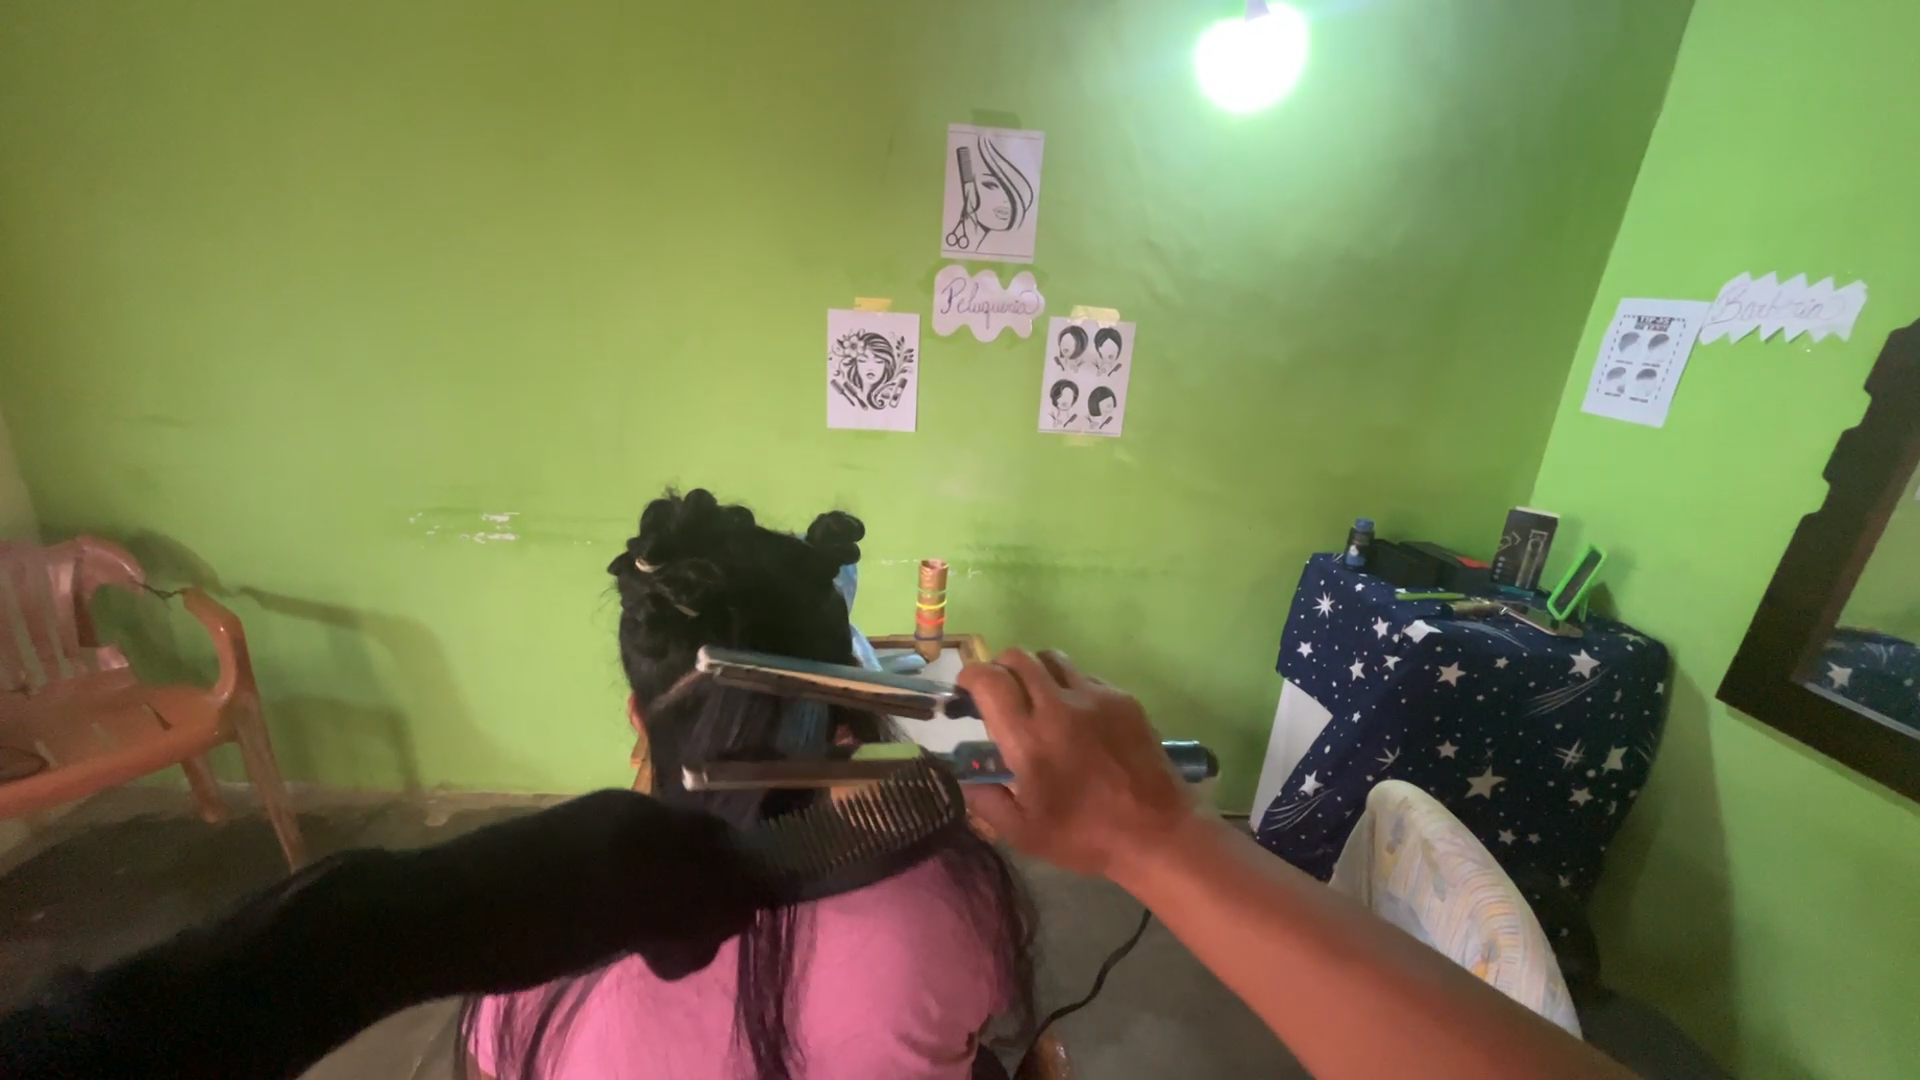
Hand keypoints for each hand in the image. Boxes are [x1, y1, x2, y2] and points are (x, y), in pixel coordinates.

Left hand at [410, 789, 767, 987]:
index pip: (722, 847)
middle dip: (707, 895)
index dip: (737, 888)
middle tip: (686, 948)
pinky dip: (643, 892)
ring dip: (674, 899)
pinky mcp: (574, 834)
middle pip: (699, 847)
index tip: (729, 933)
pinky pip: (633, 857)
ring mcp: (602, 819)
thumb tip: (739, 910)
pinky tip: (620, 928)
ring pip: (666, 856)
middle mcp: (634, 810)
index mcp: (650, 822)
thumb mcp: (624, 926)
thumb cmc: (534, 928)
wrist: (433, 917)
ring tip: (652, 947)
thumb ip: (690, 912)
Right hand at [957, 649, 1194, 879]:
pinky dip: (1070, 688)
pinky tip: (1078, 718)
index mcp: (1028, 739)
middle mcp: (1058, 707)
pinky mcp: (1122, 698)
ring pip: (1051, 658)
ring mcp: (1094, 697)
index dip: (971, 676)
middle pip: (1018, 657)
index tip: (967, 689)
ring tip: (1037, 698)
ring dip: (1034, 671)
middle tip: (1000, 691)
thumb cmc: (1084, 835)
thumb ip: (985, 800)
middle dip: (1000, 667)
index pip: (989, 680)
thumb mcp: (1022, 832)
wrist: (1156, 832)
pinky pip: (1085, 677)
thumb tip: (962, 778)